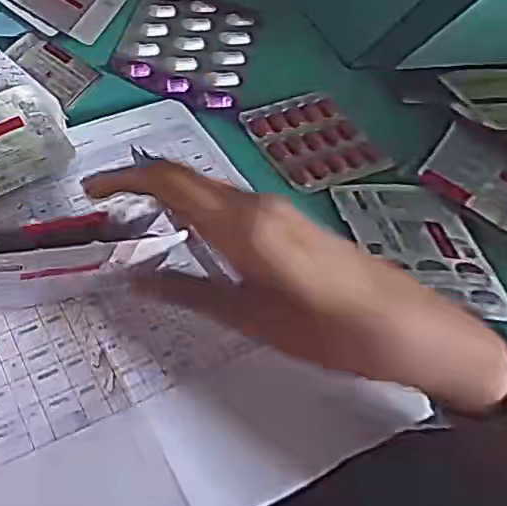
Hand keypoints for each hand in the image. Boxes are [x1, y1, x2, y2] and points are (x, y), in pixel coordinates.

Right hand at [85, 159, 506, 415]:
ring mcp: (271, 206)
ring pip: (203, 185)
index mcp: (240, 222)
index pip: (168, 181)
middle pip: (182, 175)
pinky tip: (187, 231)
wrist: (413, 329)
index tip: (93, 189)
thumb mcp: (251, 320)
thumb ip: (188, 292)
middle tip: (105, 201)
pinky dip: (191, 203)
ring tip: (136, 217)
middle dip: (137, 180)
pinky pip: (223, 198)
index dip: (124, 179)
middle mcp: (253, 202)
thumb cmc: (330, 331)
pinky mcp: (284, 217)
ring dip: (164, 191)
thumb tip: (135, 280)